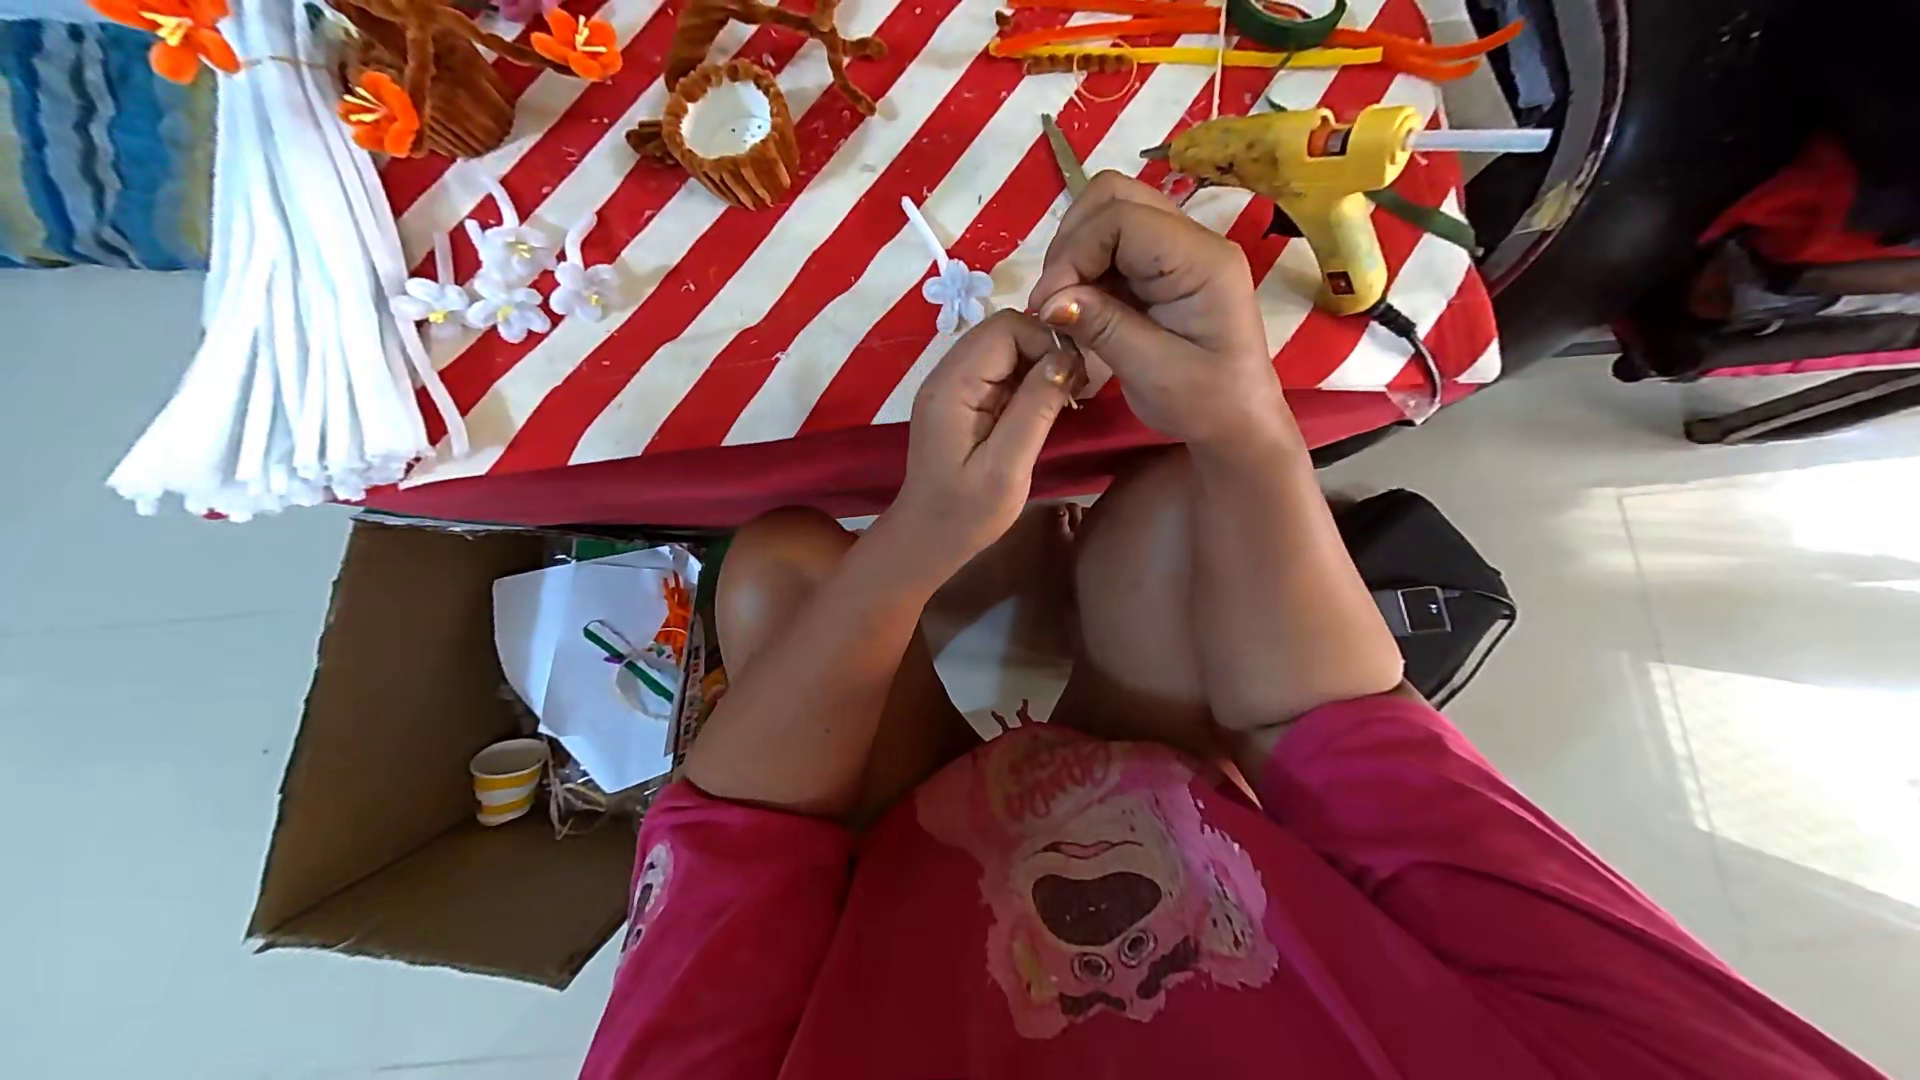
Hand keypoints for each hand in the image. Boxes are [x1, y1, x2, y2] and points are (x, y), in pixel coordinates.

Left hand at [884, 310, 1081, 579]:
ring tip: (1063, 400)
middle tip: (1074, 390)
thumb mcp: (1006, 467)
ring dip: (1038, 366)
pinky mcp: (961, 402)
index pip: (1006, 328)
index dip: (1047, 342)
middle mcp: (947, 375)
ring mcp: (952, 387)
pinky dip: (1026, 382)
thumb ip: (1035, 408)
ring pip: (1004, 350)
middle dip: (1045, 351)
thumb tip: (1068, 358)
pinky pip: (999, 373)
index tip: (1075, 379)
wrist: (928, 538)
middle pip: (1005, 331)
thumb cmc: (966, 512)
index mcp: (952, 385)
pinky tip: (1042, 408)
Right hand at [1028, 171, 1287, 448]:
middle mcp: (1191, 241)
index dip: (1072, 253)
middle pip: (1113, 198)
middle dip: (1070, 244)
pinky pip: (1111, 248)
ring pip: (1108, 216)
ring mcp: (1177, 251)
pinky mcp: (1161, 269)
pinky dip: (1084, 271)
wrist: (1237, 422)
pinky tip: (1080, 309)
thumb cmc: (1205, 404)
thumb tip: (1048, 301)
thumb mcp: (1151, 371)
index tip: (1046, 306)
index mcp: (1201, 260)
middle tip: (1052, 301)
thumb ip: (1102, 326)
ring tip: (1064, 307)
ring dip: (1074, 255)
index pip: (1120, 218)